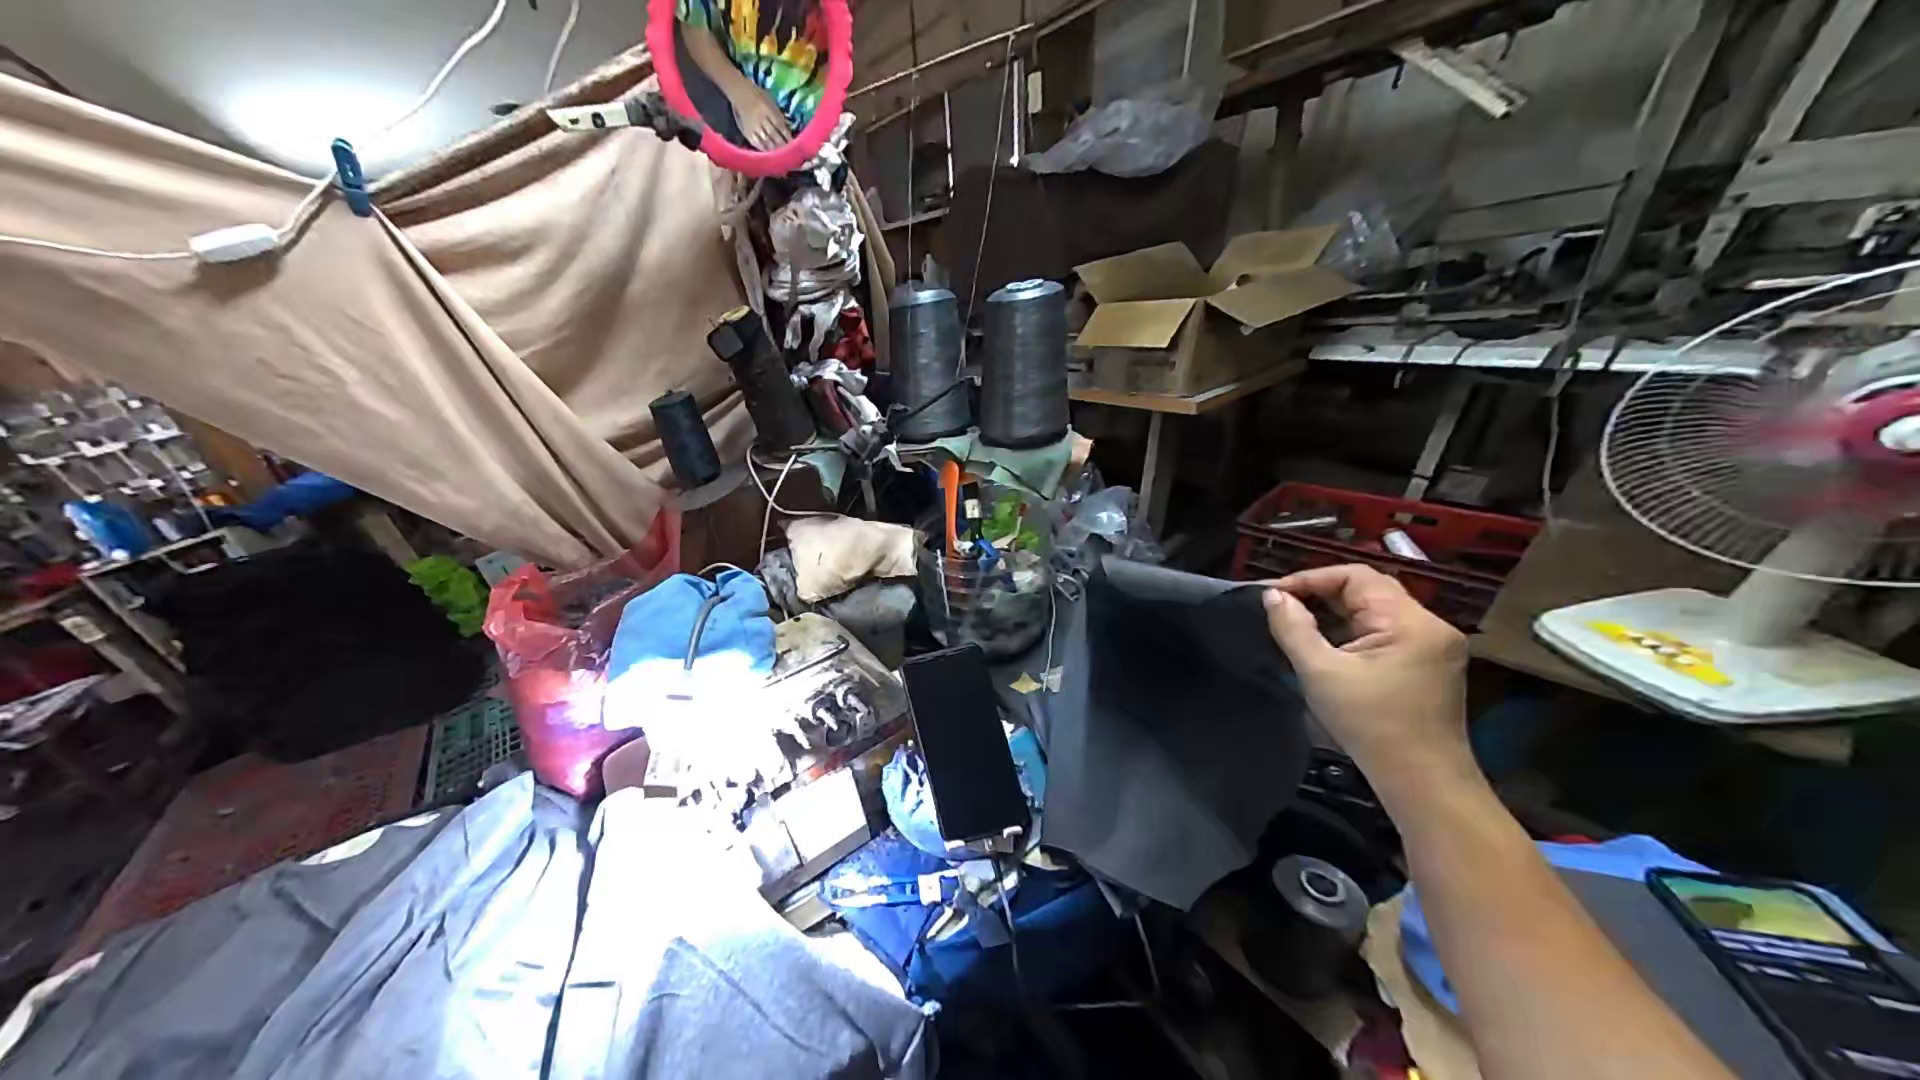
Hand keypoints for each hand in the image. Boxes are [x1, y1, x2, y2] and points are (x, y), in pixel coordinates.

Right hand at [727, 85, 792, 149]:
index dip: (787, 136)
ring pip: (766, 141)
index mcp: (767, 110)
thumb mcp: (770, 100)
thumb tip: (788, 128)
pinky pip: (757, 143)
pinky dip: (765, 150)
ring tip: (782, 157)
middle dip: (782, 145)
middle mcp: (761, 119)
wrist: (739, 93)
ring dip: (775, 150)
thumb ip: (779, 113)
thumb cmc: (758, 95)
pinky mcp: (747, 132)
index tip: (794, 144)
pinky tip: (771, 154)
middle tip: (790, 154)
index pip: (780, 125)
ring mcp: (753, 127)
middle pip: (773, 135)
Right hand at [1262, 565, 1471, 788]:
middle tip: (1280, 608)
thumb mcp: (1321, 673)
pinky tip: (1326, 646)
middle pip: (1367, 590)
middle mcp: (1429, 624)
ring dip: (1335, 614)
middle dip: (1320, 594)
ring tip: (1296, 625)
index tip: (1274, 596)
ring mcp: (1433, 645)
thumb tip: (1272, 596)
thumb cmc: (1370, 725)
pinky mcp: (1428, 664)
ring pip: (1374, 611)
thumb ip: (1293, 628)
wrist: (1423, 783)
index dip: (1310, 579)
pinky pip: (1384, 632)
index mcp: (1410, 621)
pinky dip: (1351, 632)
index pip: (1355, 576)